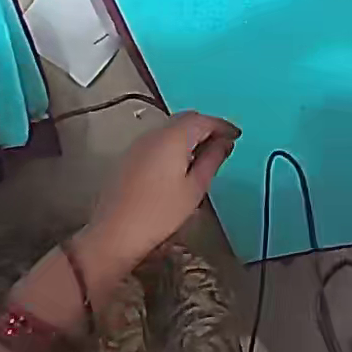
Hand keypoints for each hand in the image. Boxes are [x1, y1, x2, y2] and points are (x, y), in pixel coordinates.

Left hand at [76, 111, 239, 273]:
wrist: (115, 232)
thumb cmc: (161, 213)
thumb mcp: (195, 188)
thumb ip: (212, 159)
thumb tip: (225, 143)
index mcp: (172, 138)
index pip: (202, 120)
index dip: (222, 125)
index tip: (236, 136)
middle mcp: (153, 134)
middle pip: (184, 119)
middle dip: (206, 127)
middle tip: (223, 144)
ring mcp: (138, 144)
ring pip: (169, 129)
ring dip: (189, 136)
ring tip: (205, 155)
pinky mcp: (129, 157)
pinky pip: (157, 141)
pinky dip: (174, 144)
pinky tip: (180, 164)